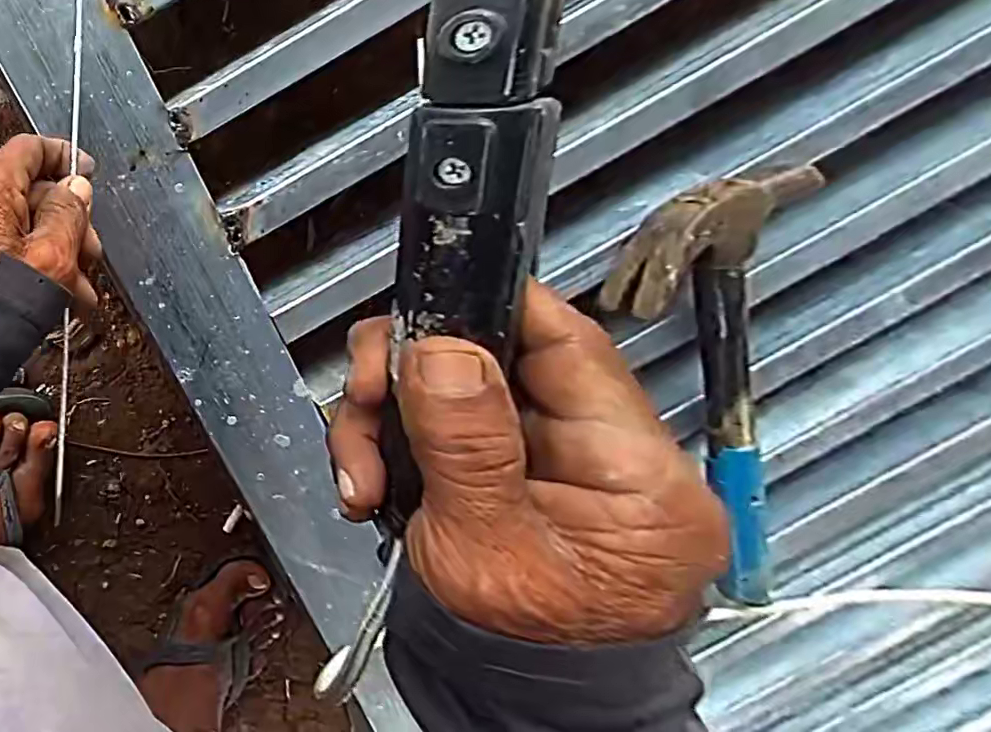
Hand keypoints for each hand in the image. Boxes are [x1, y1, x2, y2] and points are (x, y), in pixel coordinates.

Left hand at [0, 134, 103, 307]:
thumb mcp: (52, 258)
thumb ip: (70, 214)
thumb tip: (76, 189)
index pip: (29, 149)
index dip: (64, 155)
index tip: (86, 171)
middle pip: (31, 192)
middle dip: (69, 221)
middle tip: (89, 251)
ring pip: (23, 224)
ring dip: (57, 248)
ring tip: (78, 287)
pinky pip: (6, 247)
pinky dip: (34, 263)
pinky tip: (58, 295)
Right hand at [327, 282, 727, 644]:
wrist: (498, 687)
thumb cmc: (523, 642)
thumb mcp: (488, 549)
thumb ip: (469, 448)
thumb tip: (444, 354)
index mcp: (629, 468)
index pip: (566, 341)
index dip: (490, 308)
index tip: (423, 304)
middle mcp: (581, 443)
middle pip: (479, 349)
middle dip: (402, 368)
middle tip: (365, 395)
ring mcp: (527, 444)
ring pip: (432, 376)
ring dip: (376, 413)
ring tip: (361, 468)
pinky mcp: (481, 449)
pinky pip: (415, 410)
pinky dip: (376, 434)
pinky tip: (367, 477)